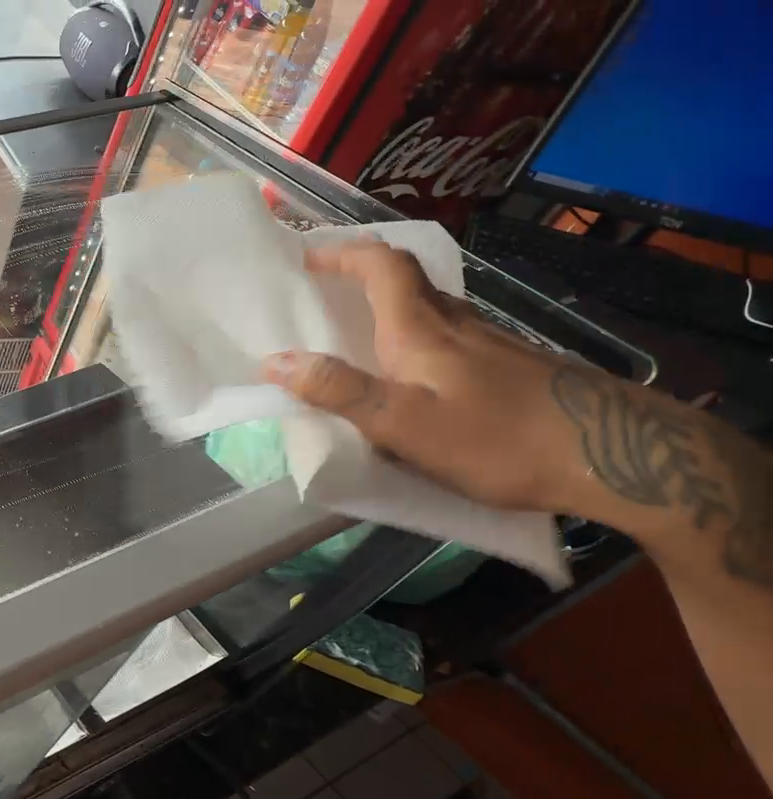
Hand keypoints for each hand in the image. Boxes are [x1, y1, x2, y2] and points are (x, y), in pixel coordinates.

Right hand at [261, 240, 594, 515]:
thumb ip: (338, 391)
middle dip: (361, 275)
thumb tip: (275, 362)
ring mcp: (488, 344)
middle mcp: (456, 325)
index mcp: (422, 332)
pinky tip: (411, 369)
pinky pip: (448, 337)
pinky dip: (415, 336)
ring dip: (388, 306)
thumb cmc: (496, 439)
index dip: (344, 253)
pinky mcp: (508, 367)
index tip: (308, 257)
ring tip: (355, 328)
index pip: (382, 268)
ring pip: (430, 309)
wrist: (613, 455)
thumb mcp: (402, 423)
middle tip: (324, 289)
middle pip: (407, 282)